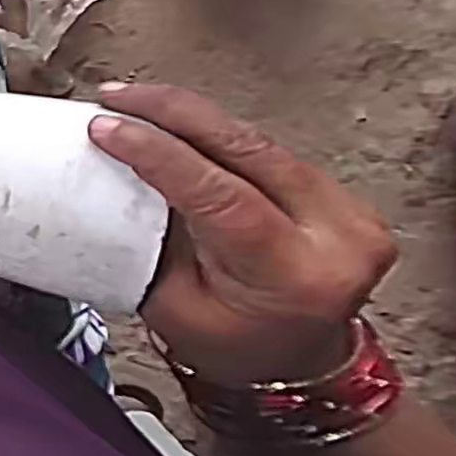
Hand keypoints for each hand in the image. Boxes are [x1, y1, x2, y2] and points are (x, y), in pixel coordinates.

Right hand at [87, 84, 397, 384]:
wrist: (298, 359)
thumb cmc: (230, 344)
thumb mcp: (171, 303)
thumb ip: (150, 237)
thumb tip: (116, 173)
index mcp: (293, 277)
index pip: (220, 196)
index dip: (156, 153)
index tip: (106, 128)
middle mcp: (337, 237)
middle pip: (245, 149)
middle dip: (171, 112)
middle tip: (116, 96)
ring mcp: (348, 209)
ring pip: (254, 138)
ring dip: (187, 113)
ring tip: (133, 100)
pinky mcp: (339, 192)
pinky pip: (264, 146)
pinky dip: (212, 128)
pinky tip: (174, 118)